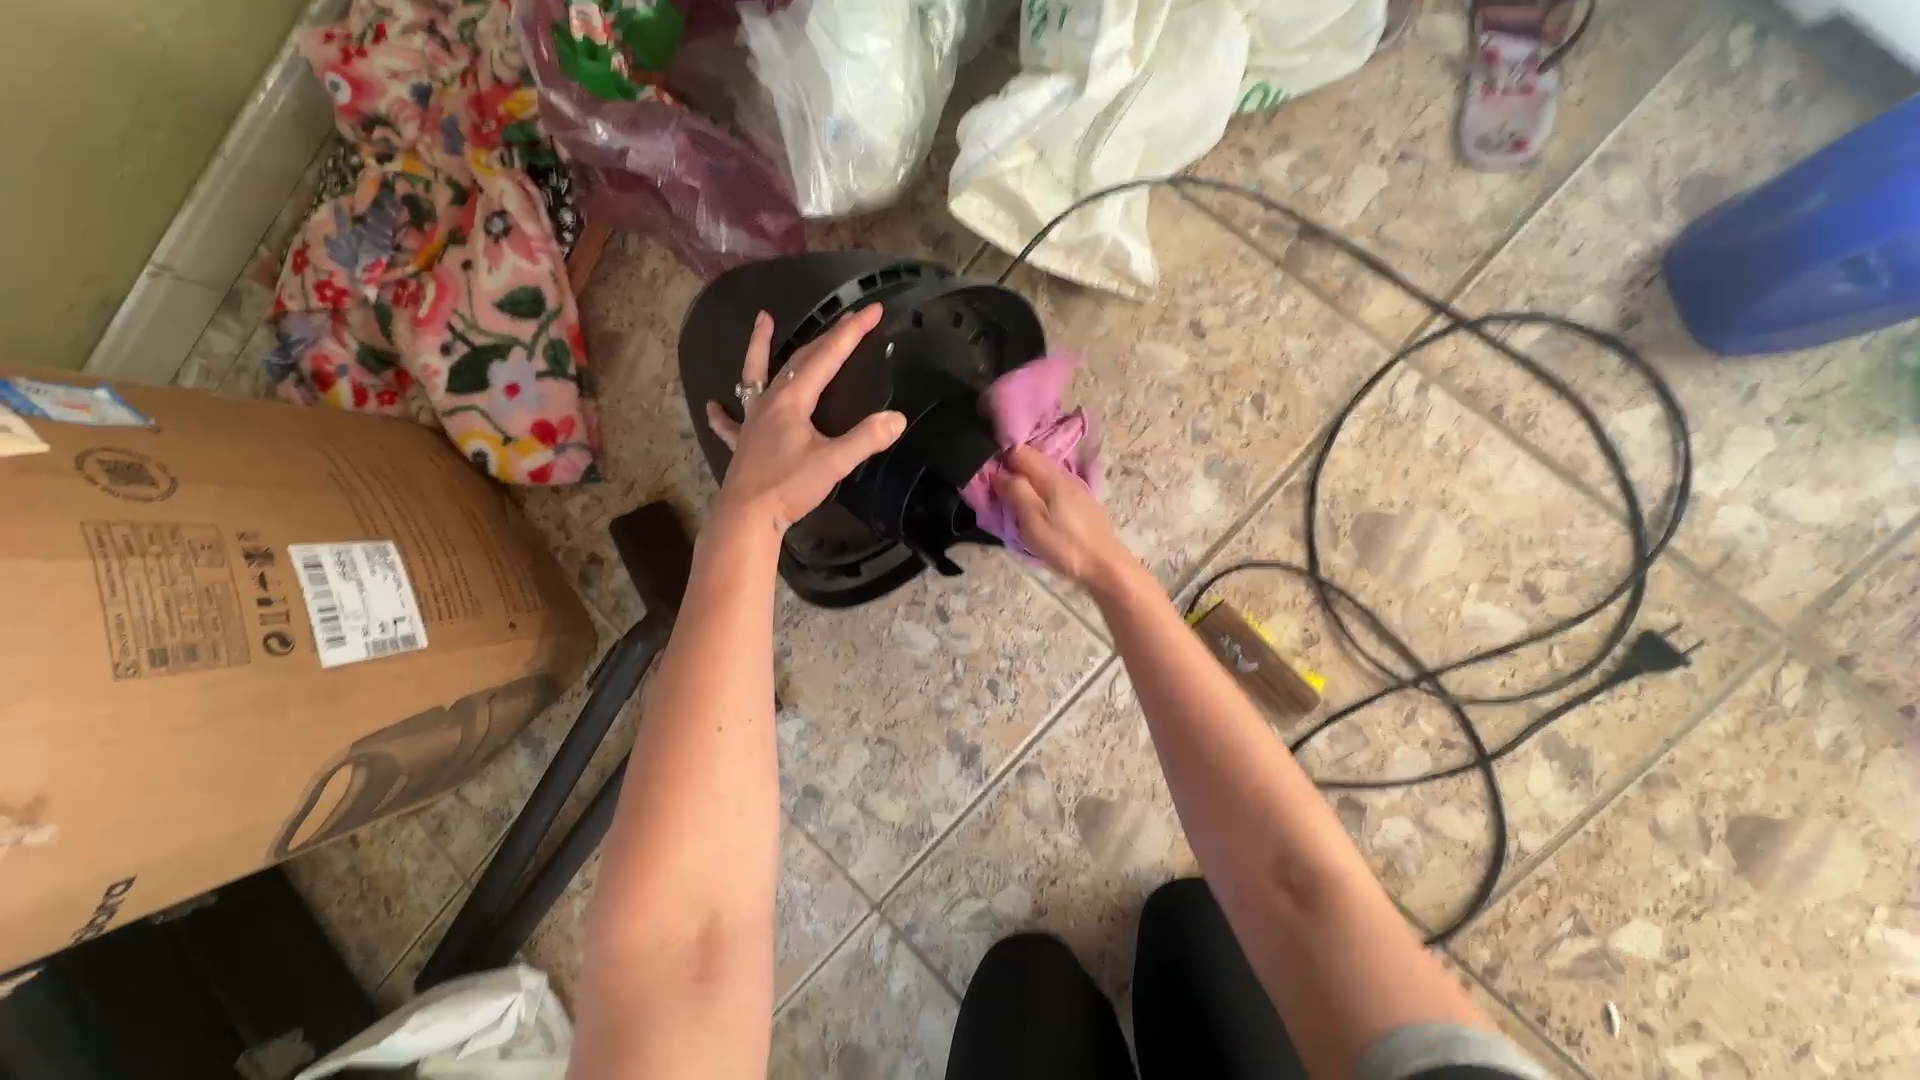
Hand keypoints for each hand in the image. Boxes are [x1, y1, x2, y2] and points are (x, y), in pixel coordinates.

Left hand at [706, 305, 905, 536]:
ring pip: (754, 375)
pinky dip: (724, 412)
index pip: (827, 357)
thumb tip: (896, 419)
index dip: (852, 332)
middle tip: (847, 319)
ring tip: (763, 321)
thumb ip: (865, 439)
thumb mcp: (833, 463)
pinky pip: (730, 422)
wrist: (747, 516)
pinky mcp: (742, 444)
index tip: (872, 310)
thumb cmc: (789, 487)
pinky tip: (715, 404)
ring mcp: (752, 421)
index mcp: (793, 400)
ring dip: (759, 347)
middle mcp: (770, 402)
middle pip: (799, 359)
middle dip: (826, 336)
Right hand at [993, 444, 1136, 593]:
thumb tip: (1000, 473)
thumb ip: (1016, 492)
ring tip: (1014, 496)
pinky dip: (1041, 489)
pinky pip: (1056, 486)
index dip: (1002, 457)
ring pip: (1046, 473)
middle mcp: (1066, 476)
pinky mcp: (1083, 503)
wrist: (1105, 566)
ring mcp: (1078, 488)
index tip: (988, 472)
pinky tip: (1038, 504)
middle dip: (1014, 468)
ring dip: (1028, 479)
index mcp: (1052, 477)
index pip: (1022, 452)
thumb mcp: (1033, 521)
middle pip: (1035, 460)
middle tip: (996, 486)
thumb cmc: (1065, 545)